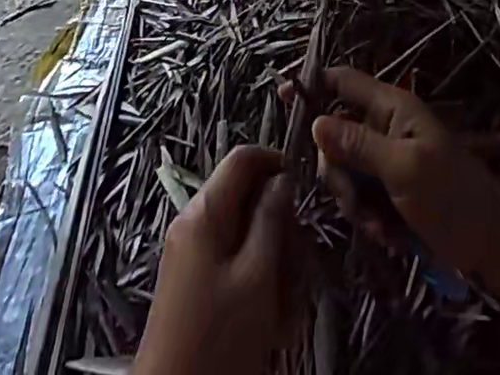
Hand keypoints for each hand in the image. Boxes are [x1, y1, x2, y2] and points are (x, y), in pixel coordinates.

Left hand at [134, 146, 296, 374]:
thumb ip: (272, 219)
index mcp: (204, 213)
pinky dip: (260, 281)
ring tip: (284, 305)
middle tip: (297, 265)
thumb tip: (283, 178)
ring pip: (248, 233)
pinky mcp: (197, 281)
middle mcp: (194, 224)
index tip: (306, 191)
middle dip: (279, 225)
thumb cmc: (218, 340)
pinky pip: (238, 262)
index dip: (277, 163)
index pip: (243, 158)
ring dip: (274, 260)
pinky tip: (271, 320)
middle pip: (248, 197)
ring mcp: (193, 253)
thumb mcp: (256, 277)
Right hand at [306, 67, 499, 275]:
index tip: (282, 97)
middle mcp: (385, 127)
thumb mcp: (403, 169)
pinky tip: (387, 234)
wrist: (491, 243)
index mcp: (392, 108)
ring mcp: (386, 159)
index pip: (343, 81)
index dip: (312, 84)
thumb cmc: (453, 197)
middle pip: (334, 134)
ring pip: (343, 170)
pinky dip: (366, 215)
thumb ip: (358, 145)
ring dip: (353, 200)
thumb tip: (315, 121)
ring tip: (380, 224)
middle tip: (354, 199)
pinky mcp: (388, 187)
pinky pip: (358, 195)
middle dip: (337, 171)